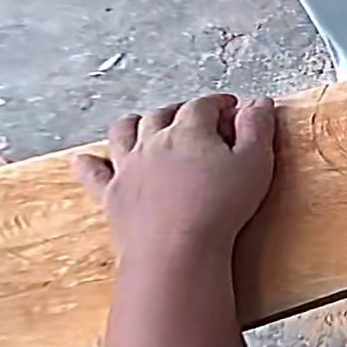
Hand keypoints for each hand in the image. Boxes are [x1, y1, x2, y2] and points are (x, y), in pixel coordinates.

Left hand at [73, 94, 276, 263]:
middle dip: (181, 109)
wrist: (176, 245)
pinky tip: (87, 158)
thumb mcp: (256, 160)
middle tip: (200, 113)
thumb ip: (258, 128)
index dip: (219, 102)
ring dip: (137, 122)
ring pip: (122, 133)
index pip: (202, 106)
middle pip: (161, 115)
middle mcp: (152, 142)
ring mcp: (126, 167)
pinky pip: (93, 172)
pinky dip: (90, 161)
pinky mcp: (109, 192)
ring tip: (149, 122)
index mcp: (189, 133)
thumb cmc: (224, 201)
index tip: (234, 105)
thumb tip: (259, 101)